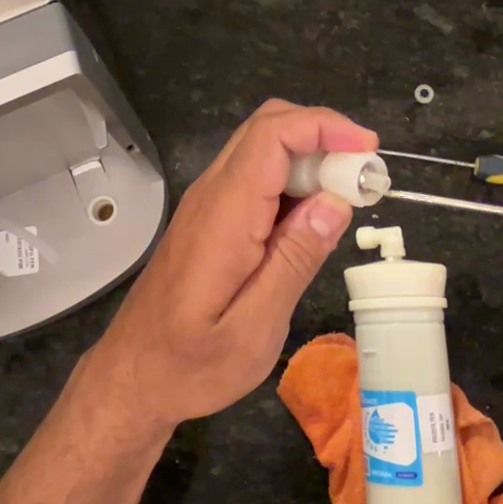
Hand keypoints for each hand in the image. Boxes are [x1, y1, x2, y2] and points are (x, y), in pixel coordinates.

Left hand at [84, 100, 376, 433]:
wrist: (133, 376)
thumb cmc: (191, 364)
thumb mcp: (254, 329)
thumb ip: (295, 260)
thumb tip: (336, 201)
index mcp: (224, 215)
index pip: (271, 135)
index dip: (324, 126)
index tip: (369, 151)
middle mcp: (212, 195)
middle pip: (266, 128)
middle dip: (324, 136)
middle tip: (365, 177)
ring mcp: (207, 203)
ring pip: (262, 149)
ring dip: (310, 158)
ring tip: (348, 200)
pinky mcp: (210, 218)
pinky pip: (255, 177)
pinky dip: (292, 181)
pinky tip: (313, 221)